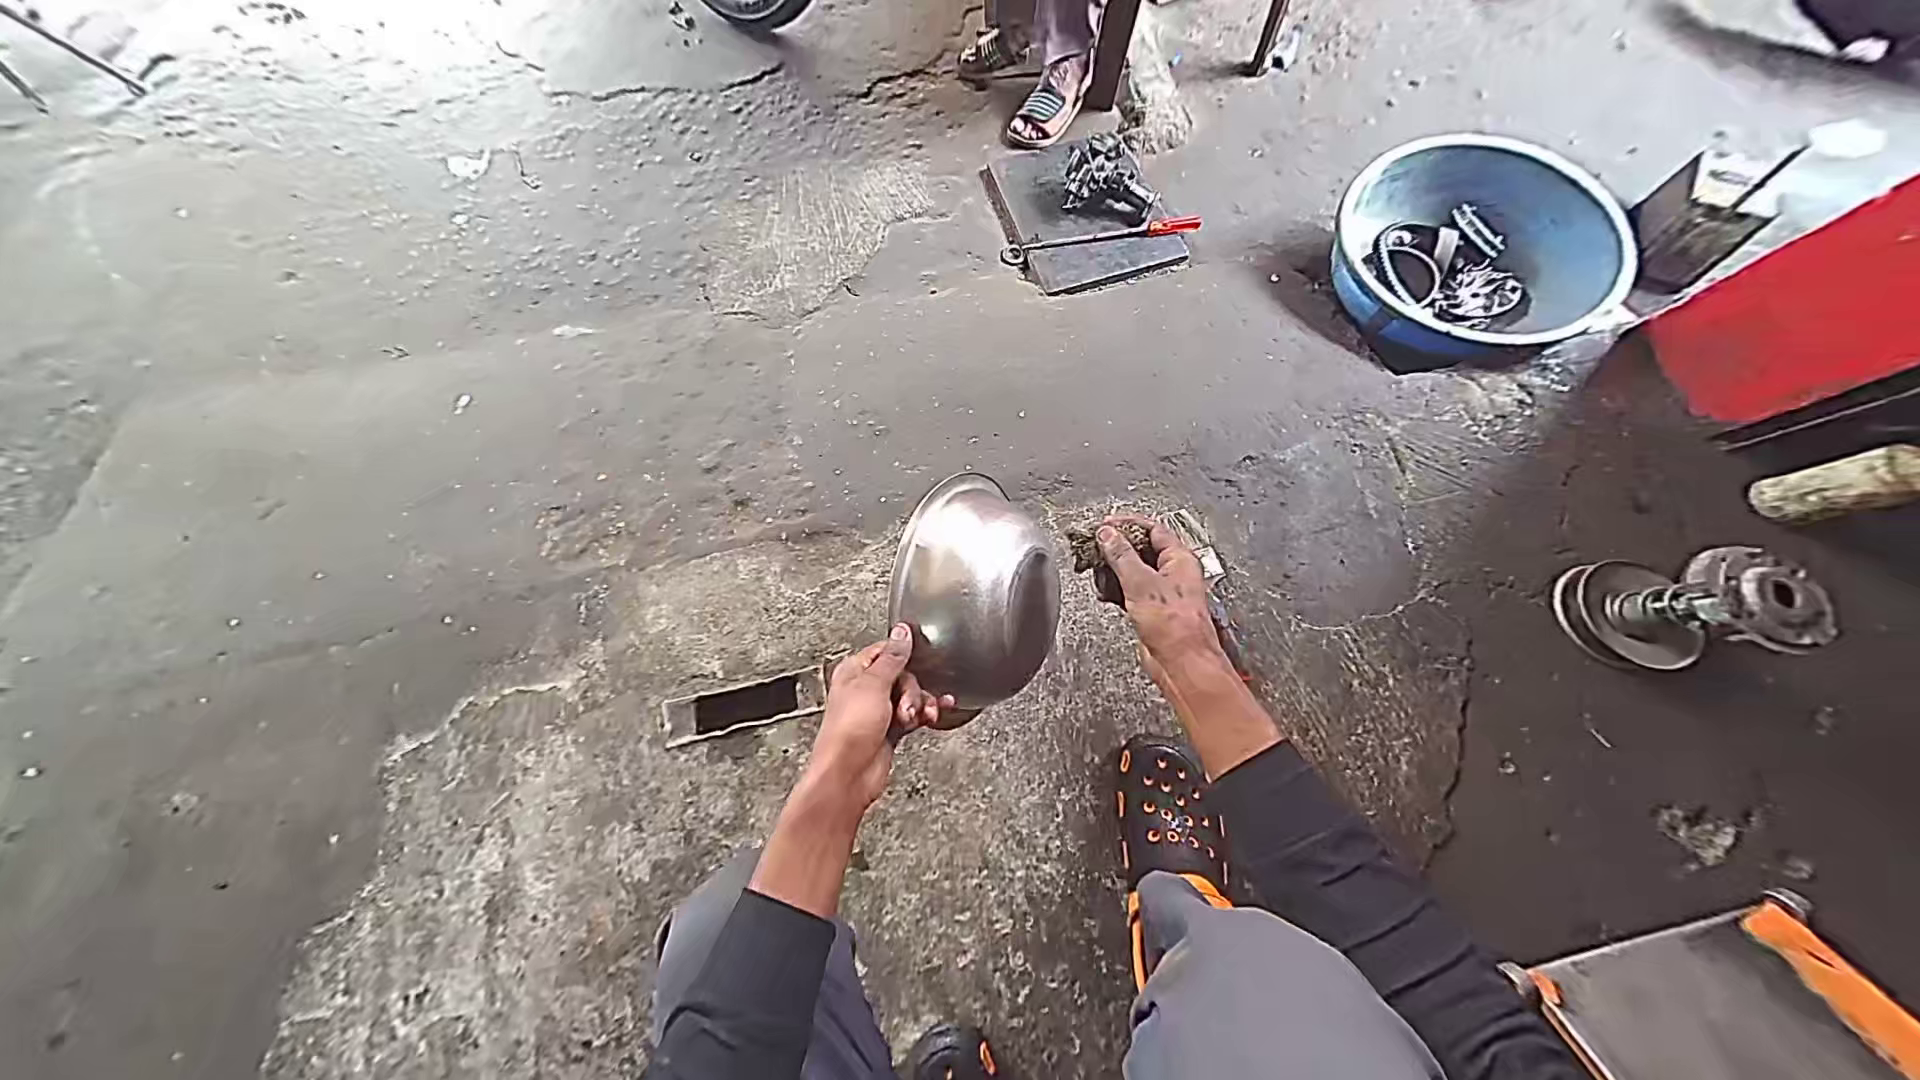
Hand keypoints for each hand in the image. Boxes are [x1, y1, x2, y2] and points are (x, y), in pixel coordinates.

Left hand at [805, 623, 955, 811]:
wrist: (849, 774)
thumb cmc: (849, 731)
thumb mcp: (874, 685)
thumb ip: (892, 657)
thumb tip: (902, 632)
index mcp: (854, 671)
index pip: (886, 651)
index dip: (904, 657)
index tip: (918, 662)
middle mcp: (865, 688)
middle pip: (903, 674)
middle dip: (913, 688)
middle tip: (906, 703)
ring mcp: (878, 710)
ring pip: (911, 695)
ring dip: (919, 704)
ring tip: (915, 716)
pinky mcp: (889, 728)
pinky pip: (913, 714)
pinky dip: (924, 713)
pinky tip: (935, 713)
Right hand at [1097, 516, 1225, 686]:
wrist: (1181, 663)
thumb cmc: (1176, 626)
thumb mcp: (1140, 582)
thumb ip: (1121, 555)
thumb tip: (1107, 534)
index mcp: (1180, 560)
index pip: (1152, 530)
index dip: (1127, 524)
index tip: (1106, 524)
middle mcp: (1173, 574)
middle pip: (1141, 550)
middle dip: (1117, 549)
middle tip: (1097, 547)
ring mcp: (1162, 592)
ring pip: (1133, 571)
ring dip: (1113, 571)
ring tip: (1098, 571)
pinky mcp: (1151, 610)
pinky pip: (1129, 592)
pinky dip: (1115, 590)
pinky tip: (1105, 594)